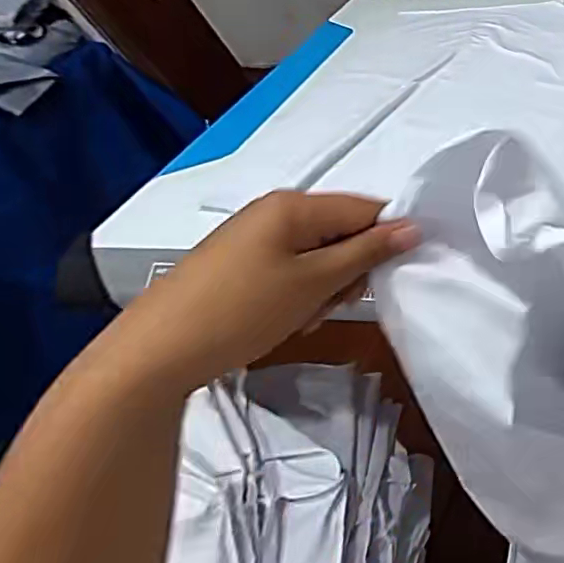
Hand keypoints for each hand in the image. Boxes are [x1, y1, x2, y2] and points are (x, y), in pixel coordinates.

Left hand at [103, 191, 421, 394]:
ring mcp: (252, 238)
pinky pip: (289, 268)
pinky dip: (298, 292)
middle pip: (341, 230)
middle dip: (349, 268)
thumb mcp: (314, 283)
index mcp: (293, 205)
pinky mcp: (238, 264)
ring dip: (324, 285)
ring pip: (317, 254)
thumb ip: (367, 252)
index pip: (365, 209)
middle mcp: (273, 212)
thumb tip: (413, 227)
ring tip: (303, 317)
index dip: (386, 239)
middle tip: (334, 302)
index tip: (390, 275)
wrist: (150, 357)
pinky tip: (284, 319)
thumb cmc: (240, 311)